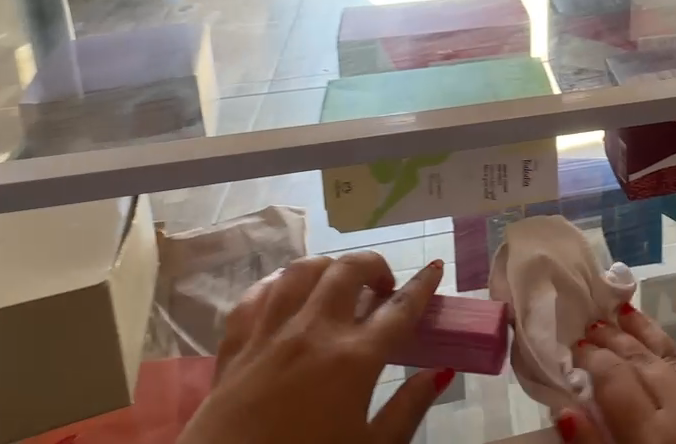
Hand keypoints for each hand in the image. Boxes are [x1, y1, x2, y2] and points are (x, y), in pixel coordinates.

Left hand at [178, 253, 453, 443]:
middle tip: (382, 287)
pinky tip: (286, 295)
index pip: (399, 308)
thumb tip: (441, 373)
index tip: (435, 267)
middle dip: (374, 266)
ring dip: (327, 268)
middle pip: (349, 270)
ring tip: (337, 284)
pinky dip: (276, 286)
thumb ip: (408, 409)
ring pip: (302, 271)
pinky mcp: (235, 347)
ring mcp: (270, 334)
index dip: (423, 284)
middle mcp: (314, 331)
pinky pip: (257, 296)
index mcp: (354, 358)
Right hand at [558, 288, 675, 443]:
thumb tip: (567, 411)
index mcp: (656, 439)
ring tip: (620, 309)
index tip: (572, 342)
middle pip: (640, 363)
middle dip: (612, 341)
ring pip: (673, 353)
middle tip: (588, 322)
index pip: (614, 382)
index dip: (591, 359)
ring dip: (644, 331)